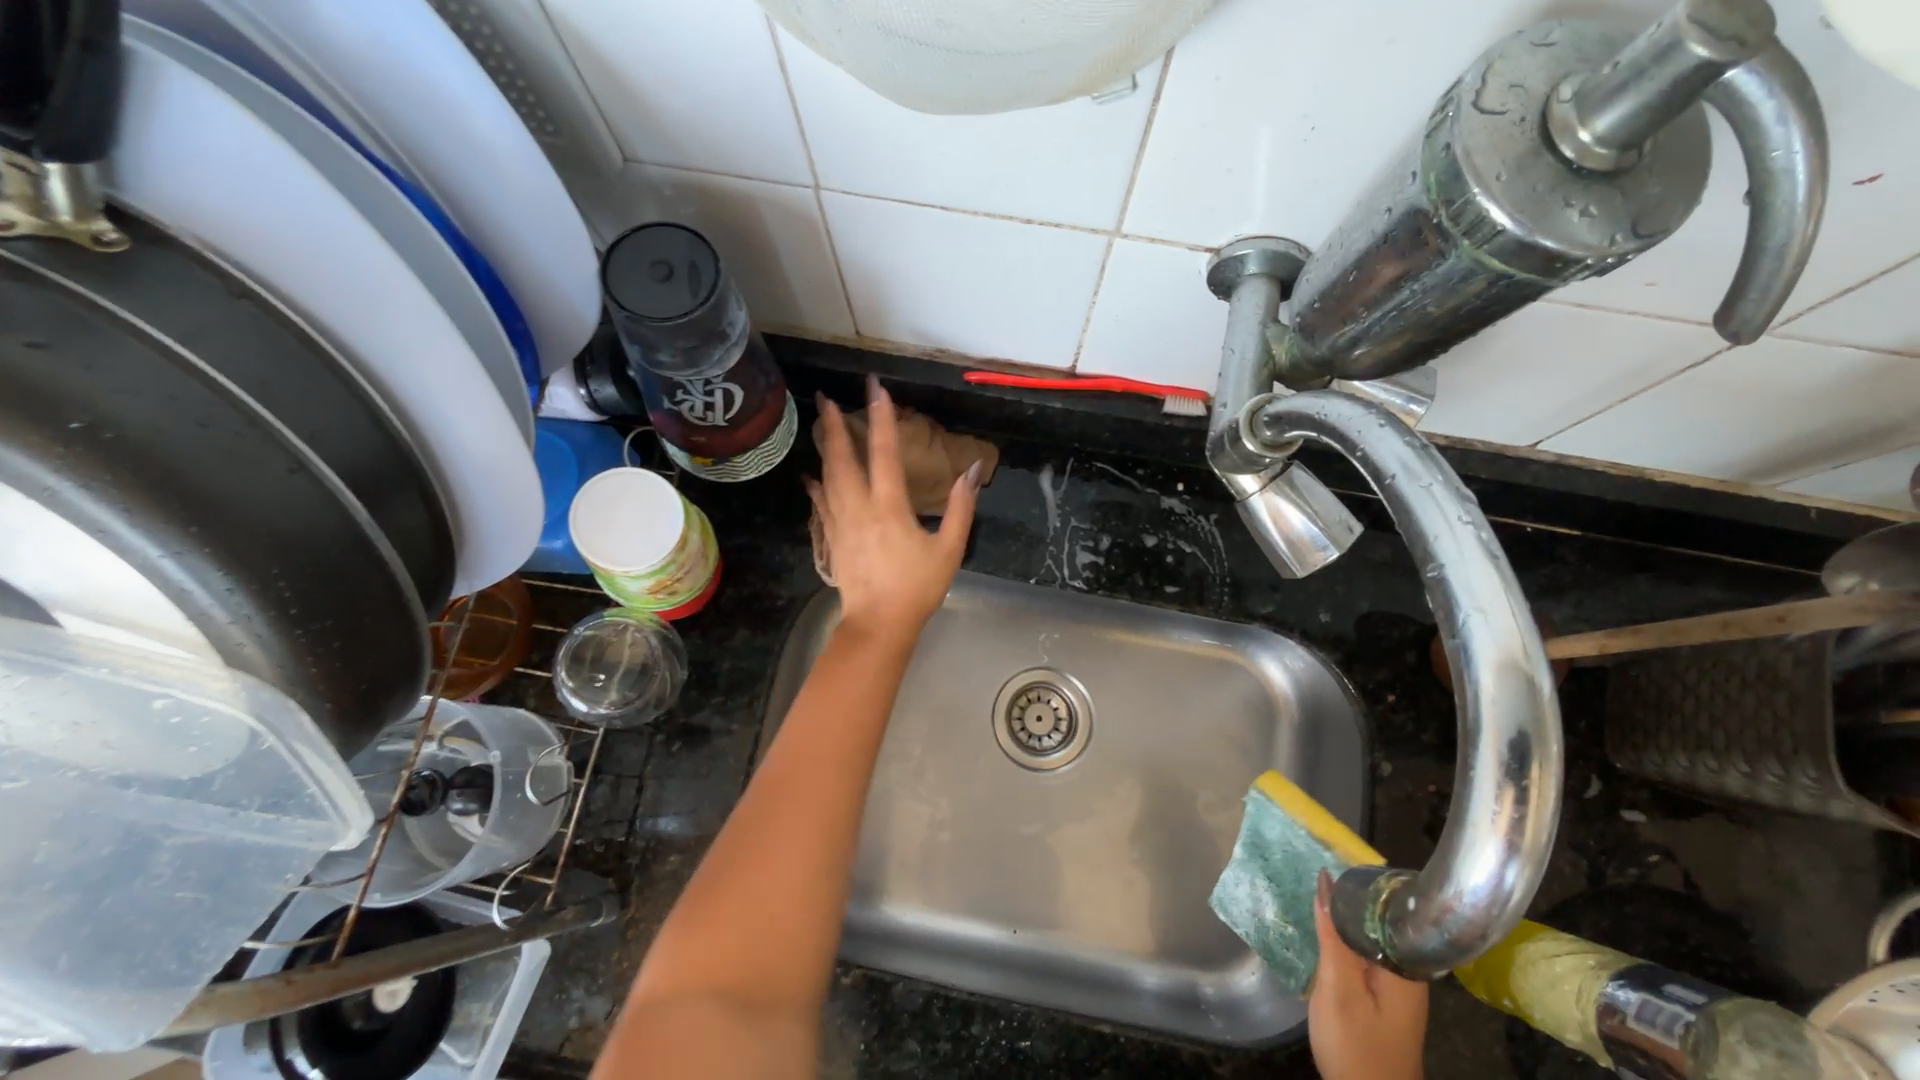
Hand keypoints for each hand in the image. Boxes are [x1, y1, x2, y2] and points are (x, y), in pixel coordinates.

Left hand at [807, 376, 979, 639]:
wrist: (878, 625)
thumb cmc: (917, 589)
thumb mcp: (949, 550)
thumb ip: (960, 509)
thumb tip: (971, 472)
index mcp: (889, 507)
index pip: (883, 452)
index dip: (880, 418)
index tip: (875, 389)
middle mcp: (859, 508)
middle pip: (842, 458)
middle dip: (834, 425)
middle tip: (825, 397)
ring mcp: (840, 524)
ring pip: (827, 477)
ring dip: (824, 448)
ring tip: (820, 425)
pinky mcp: (832, 540)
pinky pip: (821, 504)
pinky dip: (817, 485)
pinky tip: (812, 476)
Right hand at [1309, 869, 1428, 1079]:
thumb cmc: (1357, 1046)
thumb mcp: (1338, 988)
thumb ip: (1334, 935)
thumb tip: (1327, 881)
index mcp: (1406, 964)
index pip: (1389, 905)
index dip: (1362, 876)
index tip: (1331, 849)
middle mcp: (1407, 970)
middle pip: (1379, 918)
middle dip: (1349, 893)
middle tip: (1312, 865)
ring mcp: (1397, 986)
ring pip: (1369, 936)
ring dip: (1344, 916)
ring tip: (1312, 888)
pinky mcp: (1383, 998)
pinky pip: (1363, 954)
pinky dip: (1343, 938)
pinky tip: (1322, 931)